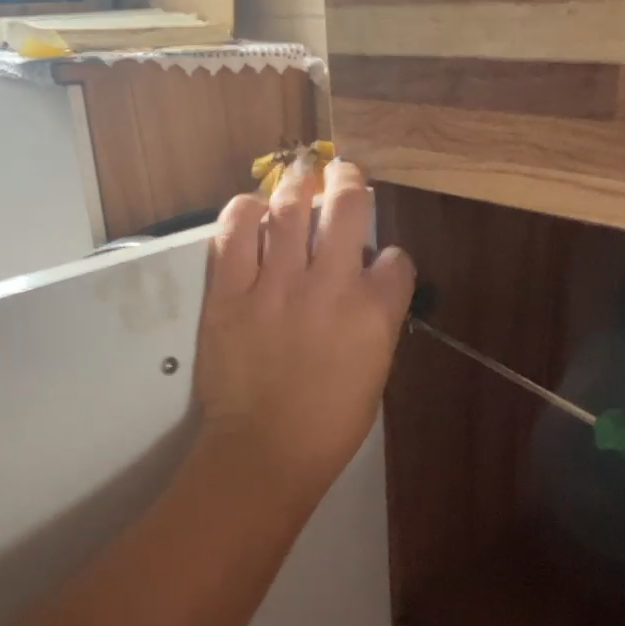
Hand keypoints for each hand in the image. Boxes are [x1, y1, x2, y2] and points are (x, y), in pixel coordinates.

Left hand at [192, 156, 415, 496]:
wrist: (262, 453)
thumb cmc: (328, 425)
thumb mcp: (376, 373)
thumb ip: (376, 321)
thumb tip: (367, 283)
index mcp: (375, 313)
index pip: (395, 258)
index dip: (389, 257)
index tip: (378, 262)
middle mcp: (329, 286)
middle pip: (347, 207)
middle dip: (350, 181)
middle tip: (343, 172)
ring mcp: (275, 285)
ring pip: (290, 207)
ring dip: (299, 184)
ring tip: (301, 175)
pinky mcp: (229, 292)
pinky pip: (235, 231)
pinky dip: (245, 210)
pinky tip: (253, 208)